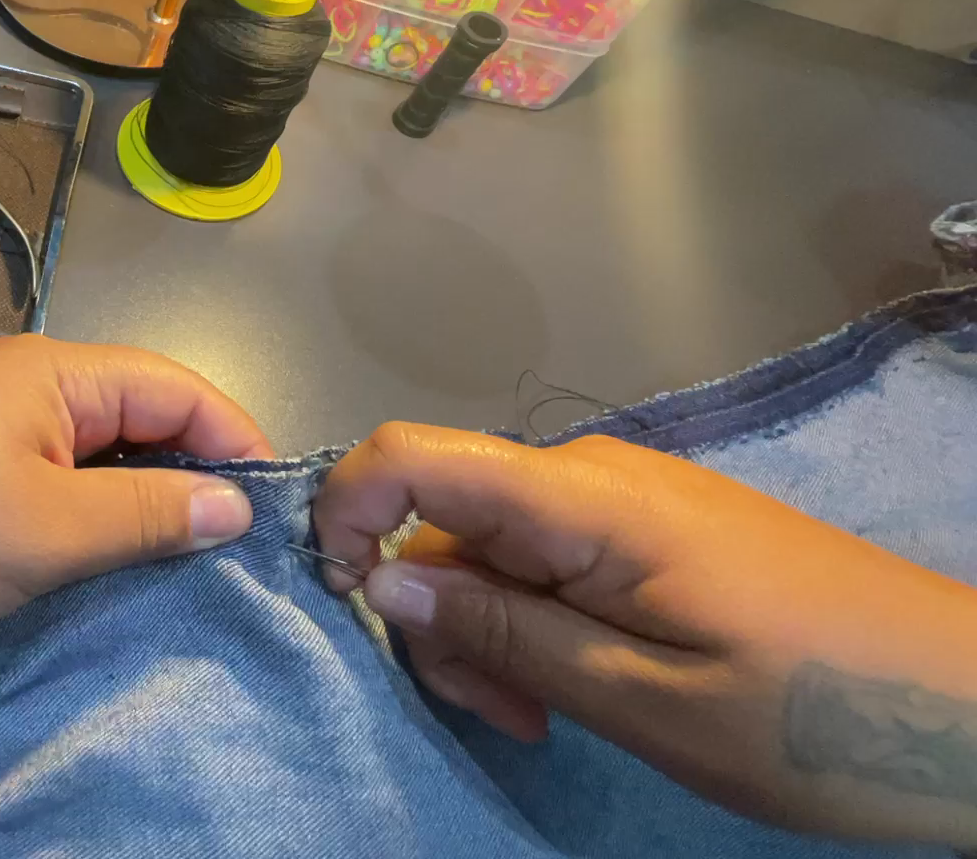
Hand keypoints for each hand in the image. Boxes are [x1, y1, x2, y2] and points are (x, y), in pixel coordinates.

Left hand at [0, 335, 271, 670]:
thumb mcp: (44, 525)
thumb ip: (146, 511)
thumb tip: (235, 505)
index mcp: (49, 372)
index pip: (171, 385)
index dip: (232, 436)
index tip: (276, 508)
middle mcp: (24, 390)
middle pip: (136, 418)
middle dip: (191, 475)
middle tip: (241, 551)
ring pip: (95, 460)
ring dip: (140, 506)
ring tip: (191, 567)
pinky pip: (52, 491)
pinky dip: (89, 524)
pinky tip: (114, 569)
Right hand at [312, 425, 976, 846]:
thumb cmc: (831, 718)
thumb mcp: (649, 699)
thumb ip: (500, 630)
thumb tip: (375, 581)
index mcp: (577, 497)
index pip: (407, 455)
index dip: (345, 507)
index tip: (344, 593)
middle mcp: (576, 474)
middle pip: (438, 516)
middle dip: (432, 608)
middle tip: (491, 706)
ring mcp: (606, 497)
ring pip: (481, 545)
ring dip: (480, 626)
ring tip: (536, 710)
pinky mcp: (631, 526)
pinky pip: (532, 558)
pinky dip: (522, 619)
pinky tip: (567, 680)